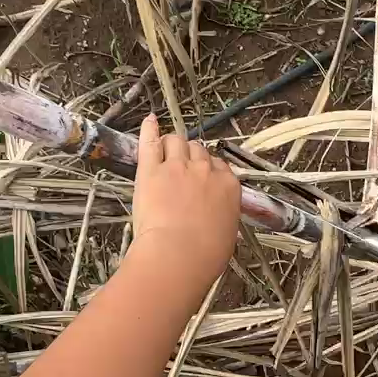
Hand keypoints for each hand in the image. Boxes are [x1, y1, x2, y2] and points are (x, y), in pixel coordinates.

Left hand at [128, 113, 240, 288]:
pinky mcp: (151, 170)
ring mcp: (177, 167)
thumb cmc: (206, 256)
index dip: (209, 170)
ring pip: (177, 141)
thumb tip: (217, 221)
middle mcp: (205, 170)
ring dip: (173, 145)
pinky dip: (150, 130)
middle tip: (182, 170)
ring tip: (166, 151)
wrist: (180, 255)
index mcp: (228, 187)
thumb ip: (222, 217)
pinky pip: (151, 142)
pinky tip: (149, 121)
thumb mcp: (227, 235)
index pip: (220, 166)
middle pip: (198, 150)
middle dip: (191, 157)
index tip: (202, 179)